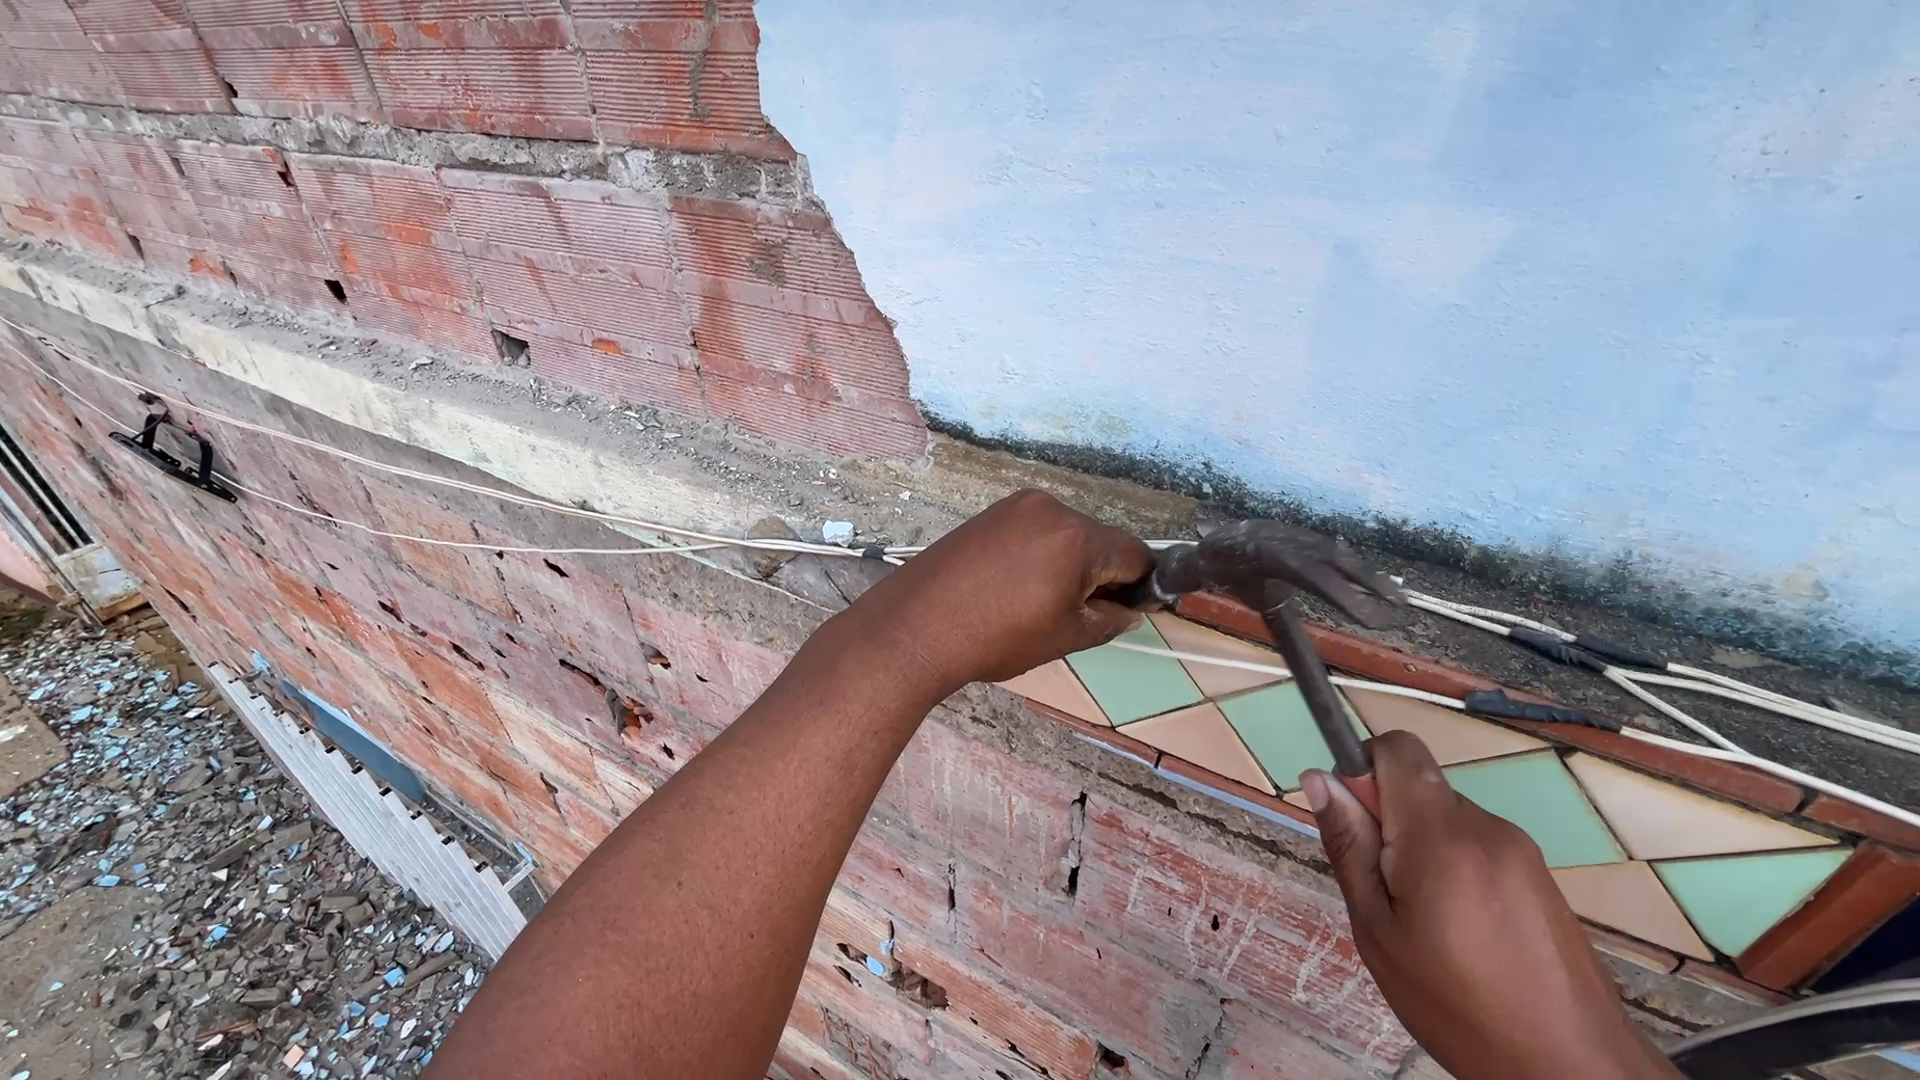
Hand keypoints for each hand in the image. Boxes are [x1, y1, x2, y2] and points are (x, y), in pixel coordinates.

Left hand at [837, 489, 1153, 695]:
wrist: (915, 627)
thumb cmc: (995, 637)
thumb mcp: (1065, 637)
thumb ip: (1108, 620)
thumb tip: (1130, 610)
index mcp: (1076, 536)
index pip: (1134, 553)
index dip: (1140, 584)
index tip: (1127, 610)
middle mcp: (1050, 508)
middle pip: (1099, 540)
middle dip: (1100, 574)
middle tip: (1077, 614)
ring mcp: (1015, 506)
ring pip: (1066, 534)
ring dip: (1069, 563)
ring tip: (1038, 602)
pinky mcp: (990, 513)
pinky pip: (1034, 530)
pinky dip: (1039, 554)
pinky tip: (1015, 585)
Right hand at [1301, 733, 1680, 1079]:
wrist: (1574, 1070)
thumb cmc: (1456, 1003)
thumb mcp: (1377, 929)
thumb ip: (1348, 846)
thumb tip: (1319, 778)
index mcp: (1441, 834)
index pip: (1397, 748)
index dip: (1362, 765)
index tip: (1355, 821)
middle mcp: (1486, 826)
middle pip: (1417, 786)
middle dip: (1387, 821)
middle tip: (1384, 892)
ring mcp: (1519, 849)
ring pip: (1443, 818)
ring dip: (1418, 848)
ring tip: (1423, 921)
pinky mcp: (1538, 874)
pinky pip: (1474, 845)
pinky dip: (1451, 868)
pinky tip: (1459, 929)